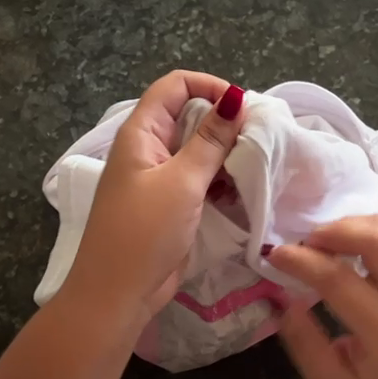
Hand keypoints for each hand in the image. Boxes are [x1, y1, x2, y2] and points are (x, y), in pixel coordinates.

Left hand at [57, 71, 243, 319]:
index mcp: (141, 132)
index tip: (243, 108)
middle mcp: (149, 147)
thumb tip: (235, 98)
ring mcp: (159, 177)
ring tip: (258, 163)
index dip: (209, 86)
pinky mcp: (171, 204)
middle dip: (224, 120)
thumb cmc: (143, 232)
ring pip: (198, 148)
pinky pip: (200, 178)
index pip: (175, 85)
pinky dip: (222, 179)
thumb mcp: (181, 182)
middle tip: (260, 137)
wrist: (117, 293)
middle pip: (190, 114)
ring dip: (226, 152)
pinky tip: (245, 189)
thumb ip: (210, 140)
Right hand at [270, 217, 377, 378]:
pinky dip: (364, 229)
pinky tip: (343, 242)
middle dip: (331, 231)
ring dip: (348, 226)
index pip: (341, 281)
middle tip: (302, 242)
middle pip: (376, 241)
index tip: (274, 254)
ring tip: (320, 242)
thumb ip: (304, 341)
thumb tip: (284, 298)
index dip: (304, 262)